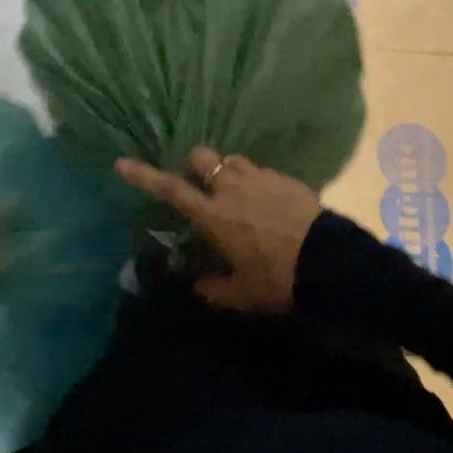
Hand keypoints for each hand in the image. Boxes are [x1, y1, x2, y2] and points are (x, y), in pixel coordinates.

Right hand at [117, 147, 322, 312]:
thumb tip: (198, 286)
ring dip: (228, 173)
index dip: (143, 176)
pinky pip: (262, 172)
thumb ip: (215, 290)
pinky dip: (258, 182)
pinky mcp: (285, 179)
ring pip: (232, 160)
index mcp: (213, 215)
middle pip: (201, 157)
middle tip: (202, 186)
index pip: (170, 189)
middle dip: (196, 165)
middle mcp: (231, 188)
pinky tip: (269, 204)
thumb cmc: (278, 279)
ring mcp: (260, 178)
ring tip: (238, 195)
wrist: (330, 263)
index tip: (121, 164)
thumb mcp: (243, 295)